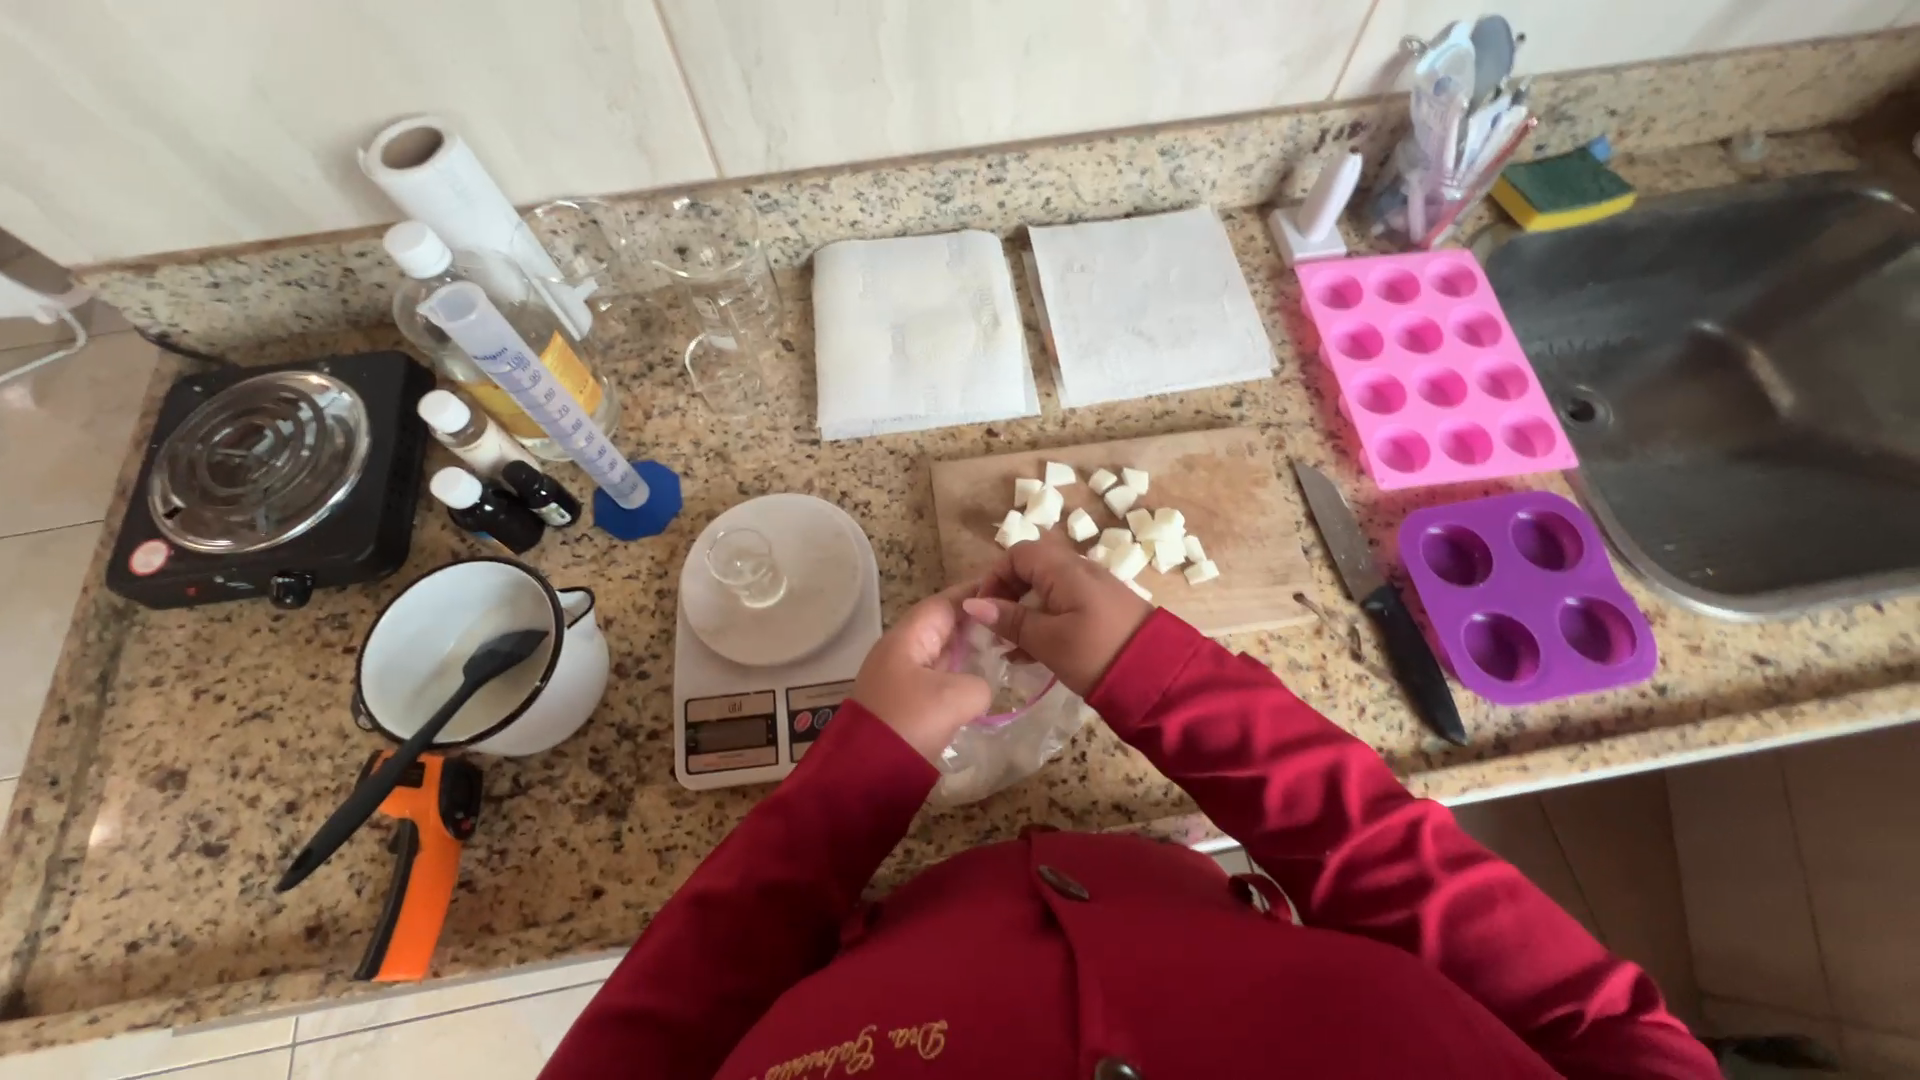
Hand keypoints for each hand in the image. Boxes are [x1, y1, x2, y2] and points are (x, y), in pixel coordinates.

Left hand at [850, 583, 991, 761]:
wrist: (865, 774)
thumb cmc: (908, 724)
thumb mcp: (956, 697)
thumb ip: (979, 682)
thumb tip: (978, 689)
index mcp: (907, 638)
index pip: (945, 602)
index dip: (975, 593)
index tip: (1007, 589)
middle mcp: (900, 651)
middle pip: (942, 626)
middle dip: (975, 623)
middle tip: (1012, 623)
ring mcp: (900, 678)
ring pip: (941, 654)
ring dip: (969, 652)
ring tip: (1004, 650)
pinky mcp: (904, 703)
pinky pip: (937, 678)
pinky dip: (960, 676)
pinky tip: (982, 685)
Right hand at [960, 540, 1152, 696]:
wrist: (1160, 676)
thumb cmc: (1097, 653)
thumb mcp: (1048, 640)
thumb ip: (1010, 620)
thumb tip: (972, 604)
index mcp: (1064, 569)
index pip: (1017, 554)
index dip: (994, 576)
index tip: (983, 610)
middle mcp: (1079, 571)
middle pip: (1031, 570)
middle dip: (1007, 597)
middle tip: (994, 630)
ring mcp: (1093, 590)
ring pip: (1046, 591)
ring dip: (1024, 614)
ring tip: (1008, 649)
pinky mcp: (1102, 610)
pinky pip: (1063, 606)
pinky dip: (1043, 623)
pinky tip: (1031, 655)